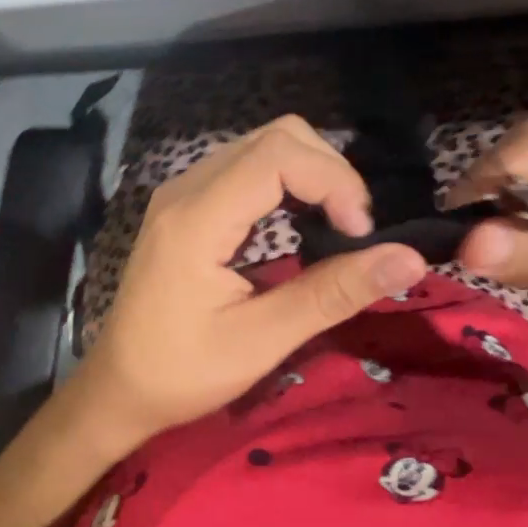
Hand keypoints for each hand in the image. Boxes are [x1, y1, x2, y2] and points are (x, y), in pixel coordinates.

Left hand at [67, 116, 426, 453]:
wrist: (118, 388)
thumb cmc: (183, 374)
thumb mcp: (261, 341)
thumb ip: (332, 294)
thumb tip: (409, 260)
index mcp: (196, 218)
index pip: (278, 153)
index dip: (334, 180)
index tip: (360, 233)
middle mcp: (185, 190)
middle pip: (274, 137)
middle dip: (329, 172)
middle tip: (354, 230)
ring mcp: (182, 194)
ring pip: (261, 147)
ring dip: (310, 175)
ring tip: (337, 228)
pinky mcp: (186, 207)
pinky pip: (245, 170)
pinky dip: (286, 185)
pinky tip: (301, 226)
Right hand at [444, 119, 527, 455]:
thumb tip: (466, 242)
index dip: (494, 173)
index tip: (454, 221)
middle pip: (527, 148)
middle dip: (488, 184)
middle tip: (455, 233)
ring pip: (519, 173)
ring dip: (488, 202)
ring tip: (465, 241)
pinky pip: (522, 203)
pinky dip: (497, 221)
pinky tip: (485, 247)